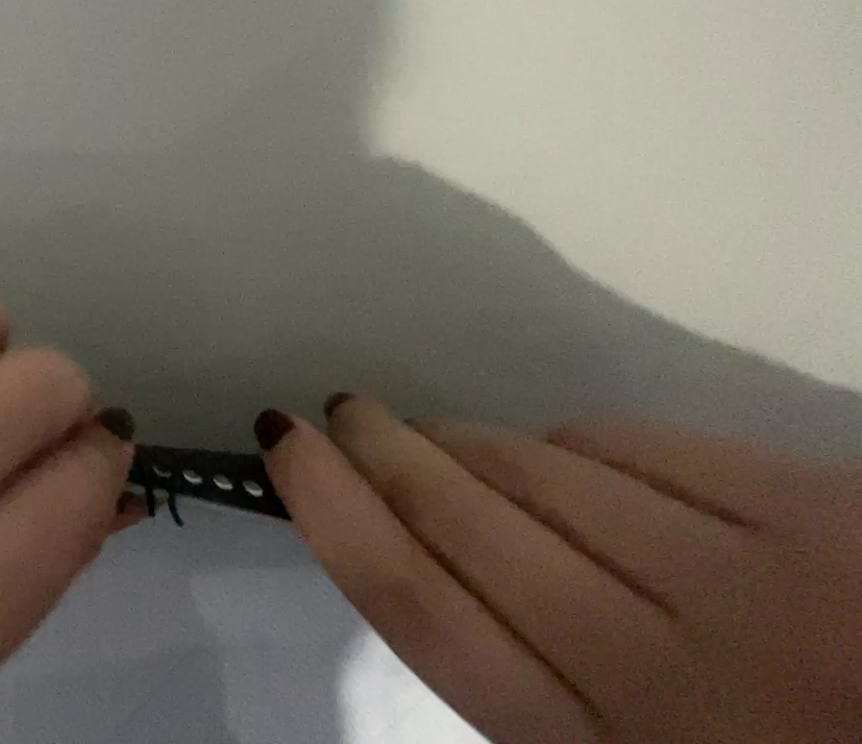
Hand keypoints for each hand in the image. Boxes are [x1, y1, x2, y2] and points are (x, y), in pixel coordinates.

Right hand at [259, 395, 861, 743]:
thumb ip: (530, 676)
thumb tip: (440, 545)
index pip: (420, 607)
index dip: (333, 510)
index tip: (282, 437)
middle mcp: (672, 673)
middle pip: (467, 524)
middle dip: (384, 453)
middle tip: (344, 411)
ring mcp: (768, 591)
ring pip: (548, 477)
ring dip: (471, 445)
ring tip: (438, 433)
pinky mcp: (840, 522)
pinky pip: (648, 450)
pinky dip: (583, 442)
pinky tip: (570, 452)